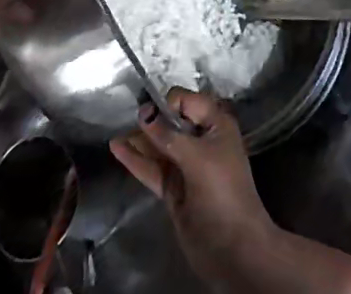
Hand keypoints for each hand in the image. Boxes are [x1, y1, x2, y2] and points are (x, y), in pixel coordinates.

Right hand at [110, 89, 278, 283]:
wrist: (235, 249)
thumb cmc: (223, 191)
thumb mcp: (197, 157)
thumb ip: (167, 134)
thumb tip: (143, 112)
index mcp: (216, 127)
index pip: (188, 101)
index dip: (168, 103)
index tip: (148, 110)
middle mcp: (201, 142)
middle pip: (171, 122)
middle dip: (150, 119)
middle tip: (125, 114)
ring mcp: (186, 166)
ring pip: (159, 146)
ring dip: (139, 138)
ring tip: (116, 130)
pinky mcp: (174, 188)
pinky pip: (152, 167)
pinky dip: (135, 158)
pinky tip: (117, 147)